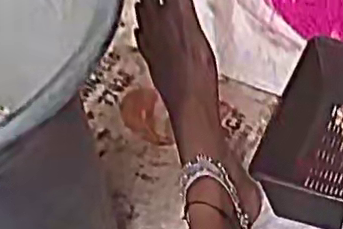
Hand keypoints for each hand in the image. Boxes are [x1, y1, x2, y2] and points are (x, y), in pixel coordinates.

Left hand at [135, 0, 218, 120]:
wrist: (189, 105)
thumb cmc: (201, 78)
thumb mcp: (203, 40)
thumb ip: (188, 18)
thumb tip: (184, 10)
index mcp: (177, 10)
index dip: (178, 1)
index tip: (181, 3)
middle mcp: (158, 17)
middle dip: (159, 1)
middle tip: (169, 6)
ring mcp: (148, 34)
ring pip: (140, 6)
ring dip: (149, 5)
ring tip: (157, 8)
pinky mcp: (145, 51)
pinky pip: (139, 30)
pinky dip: (144, 27)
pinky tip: (151, 31)